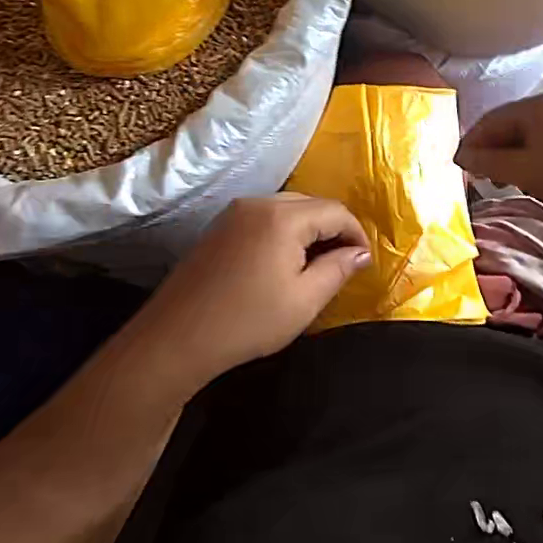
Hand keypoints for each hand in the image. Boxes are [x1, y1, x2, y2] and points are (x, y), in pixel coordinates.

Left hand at [130, 193, 370, 383]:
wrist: (176, 338)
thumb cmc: (247, 322)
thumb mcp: (304, 300)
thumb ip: (339, 269)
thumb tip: (362, 253)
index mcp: (282, 217)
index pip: (336, 211)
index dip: (357, 234)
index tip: (366, 262)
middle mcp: (258, 203)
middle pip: (312, 204)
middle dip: (334, 229)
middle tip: (345, 264)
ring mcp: (235, 212)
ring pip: (289, 209)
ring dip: (310, 230)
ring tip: (318, 265)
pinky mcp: (220, 226)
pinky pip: (265, 217)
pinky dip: (285, 232)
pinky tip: (285, 262)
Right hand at [456, 93, 542, 225]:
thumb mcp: (524, 172)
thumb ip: (488, 162)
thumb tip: (462, 155)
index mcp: (539, 105)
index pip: (491, 119)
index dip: (471, 143)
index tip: (458, 167)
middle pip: (515, 124)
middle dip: (495, 150)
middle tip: (484, 177)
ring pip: (538, 134)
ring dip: (518, 156)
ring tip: (513, 181)